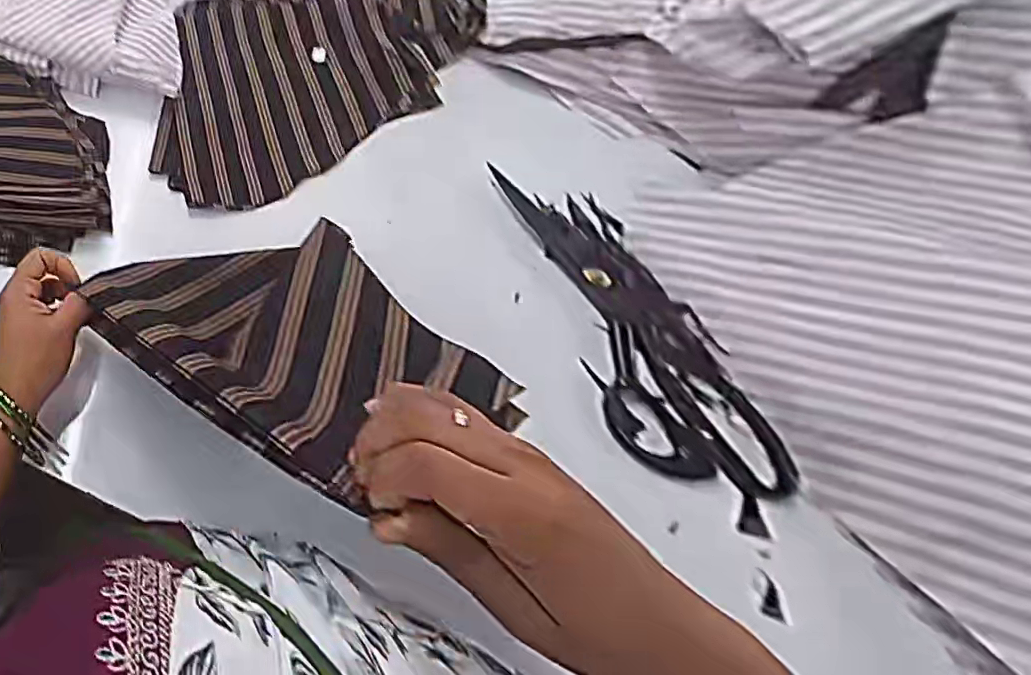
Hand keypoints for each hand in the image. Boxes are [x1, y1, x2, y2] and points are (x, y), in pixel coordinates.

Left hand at [0, 249, 88, 415]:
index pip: (40, 256)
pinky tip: (64, 328)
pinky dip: (56, 313)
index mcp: (17, 291)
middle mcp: (13, 298)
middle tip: (76, 301)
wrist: (16, 395)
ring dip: (62, 300)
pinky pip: (42, 307)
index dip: (63, 266)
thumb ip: (80, 302)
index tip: (74, 284)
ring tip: (71, 318)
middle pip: (43, 272)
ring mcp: (16, 312)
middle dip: (64, 284)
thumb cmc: (30, 366)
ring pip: (44, 290)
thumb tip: (88, 292)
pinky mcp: (22, 326)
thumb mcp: (65, 327)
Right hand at [351, 385, 788, 674]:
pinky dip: (414, 406)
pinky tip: (396, 420)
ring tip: (373, 455)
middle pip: (421, 419)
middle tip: (365, 479)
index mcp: (523, 511)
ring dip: (389, 420)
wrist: (667, 631)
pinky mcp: (519, 447)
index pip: (425, 463)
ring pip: (435, 401)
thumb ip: (445, 551)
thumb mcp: (515, 609)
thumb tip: (387, 520)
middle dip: (376, 443)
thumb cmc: (606, 631)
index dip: (383, 477)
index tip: (374, 504)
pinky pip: (455, 405)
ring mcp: (522, 449)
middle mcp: (522, 466)